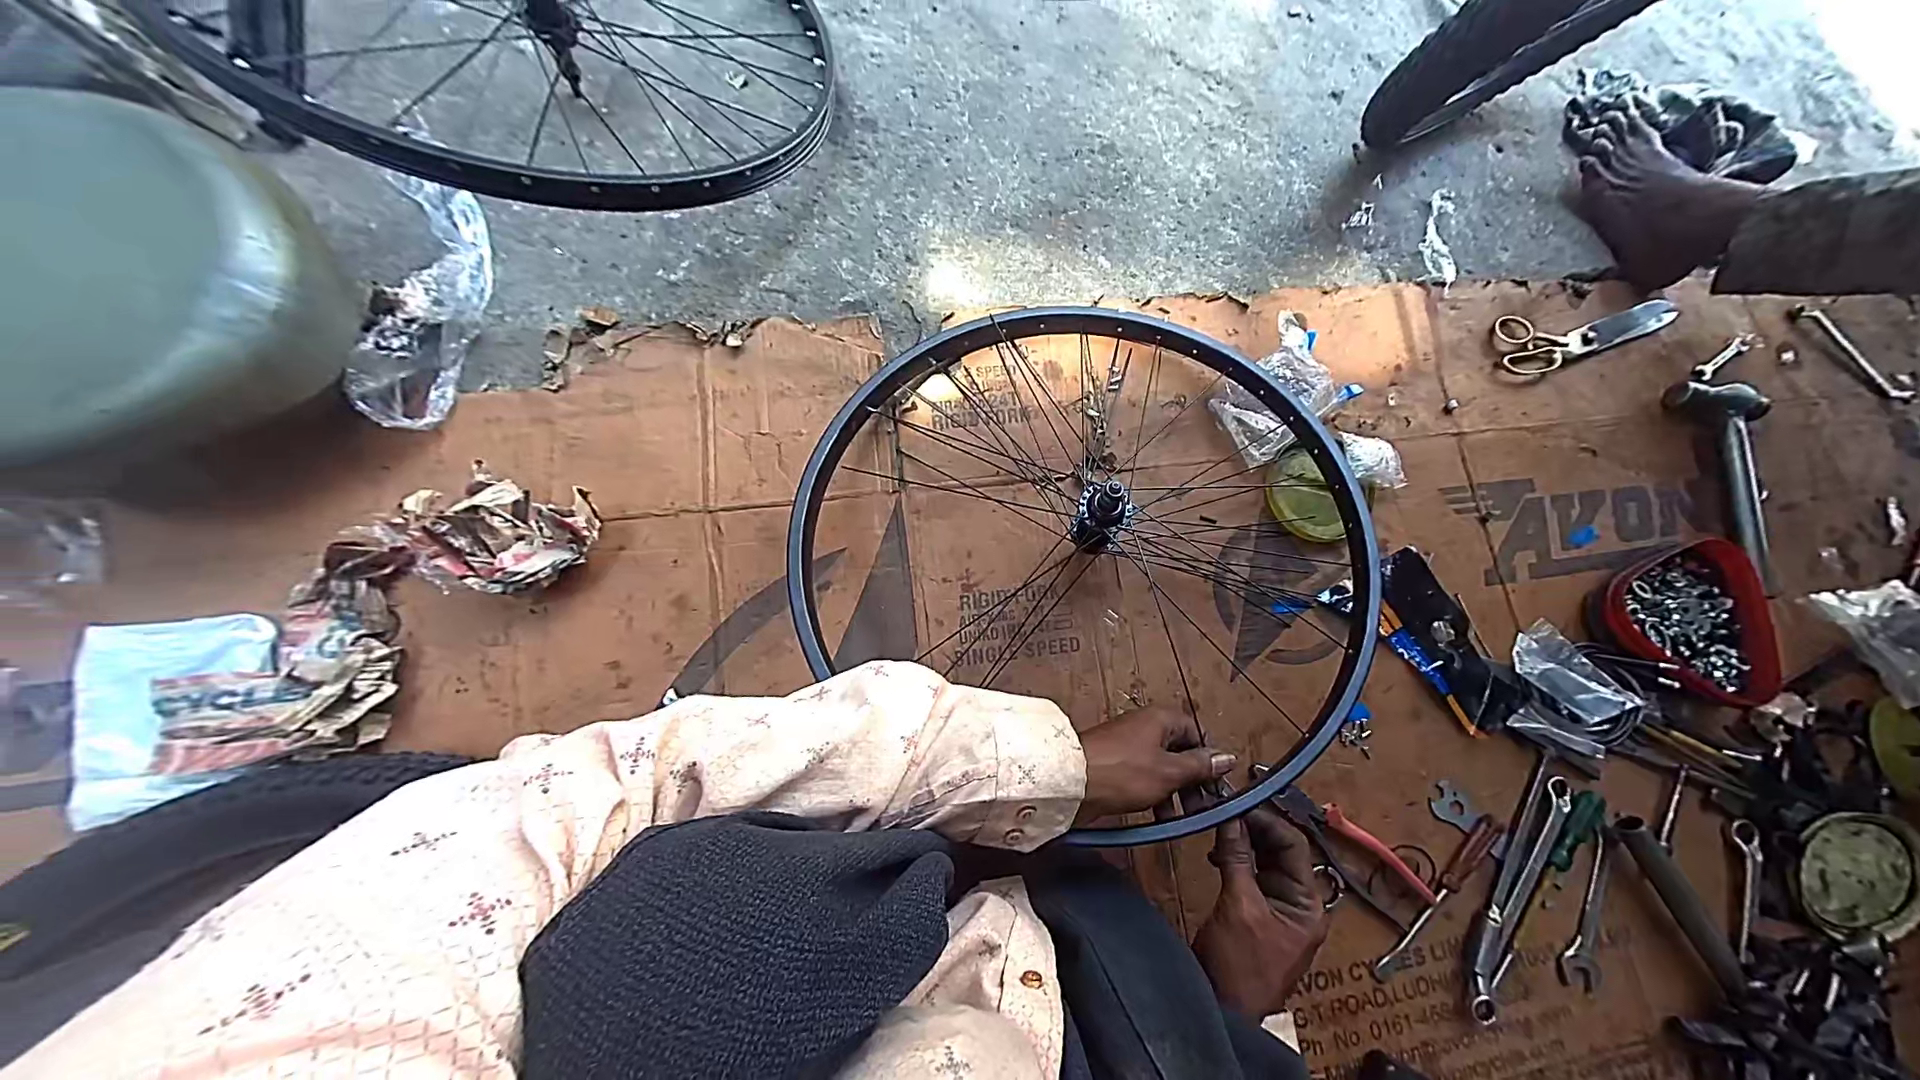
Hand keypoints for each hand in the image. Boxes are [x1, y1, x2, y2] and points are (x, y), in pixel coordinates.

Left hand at [1074, 707, 1234, 824]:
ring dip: (1175, 793)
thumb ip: (1199, 766)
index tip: (1217, 783)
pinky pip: (1144, 778)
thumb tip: (1225, 758)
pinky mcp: (1115, 766)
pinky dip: (1155, 795)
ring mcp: (1128, 746)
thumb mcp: (1170, 772)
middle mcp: (1144, 728)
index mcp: (1160, 719)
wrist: (1073, 784)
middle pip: (1180, 751)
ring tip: (1181, 818)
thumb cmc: (1119, 771)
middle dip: (1193, 780)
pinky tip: (1158, 815)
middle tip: (1202, 806)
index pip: (1196, 733)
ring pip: (1163, 768)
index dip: (1208, 758)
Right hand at [1191, 806, 1328, 1018]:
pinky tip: (1215, 849)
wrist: (1225, 1008)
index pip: (1293, 845)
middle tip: (1222, 806)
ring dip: (1240, 838)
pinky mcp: (1254, 907)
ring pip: (1262, 856)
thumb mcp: (1239, 906)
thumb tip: (1228, 815)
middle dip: (1252, 825)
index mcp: (1307, 903)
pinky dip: (1232, 854)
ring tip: (1216, 823)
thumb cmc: (1241, 966)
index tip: (1236, 802)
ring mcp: (1276, 904)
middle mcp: (1297, 899)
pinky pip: (1248, 869)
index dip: (1266, 820)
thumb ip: (1235, 857)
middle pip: (1279, 848)